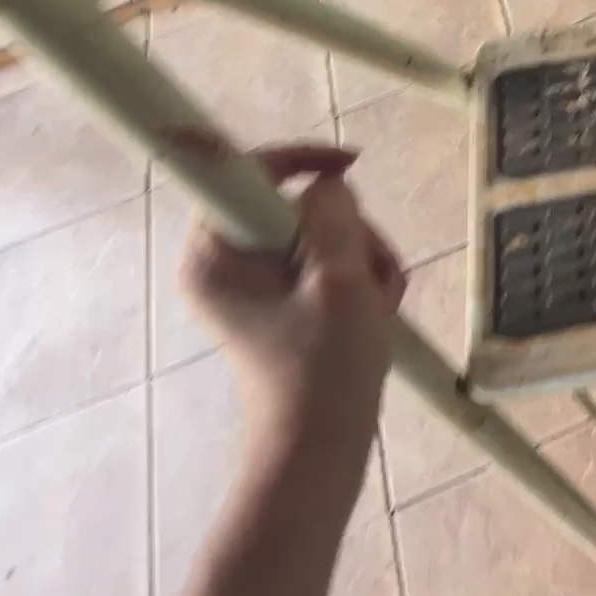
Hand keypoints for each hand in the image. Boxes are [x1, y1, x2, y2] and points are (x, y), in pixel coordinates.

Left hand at [180, 143, 405, 449]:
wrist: (324, 437)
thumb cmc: (325, 365)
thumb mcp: (340, 283)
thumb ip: (334, 221)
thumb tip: (328, 185)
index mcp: (217, 257)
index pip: (245, 175)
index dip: (298, 158)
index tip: (350, 164)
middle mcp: (227, 262)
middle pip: (299, 205)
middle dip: (350, 229)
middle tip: (373, 269)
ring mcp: (256, 282)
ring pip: (324, 231)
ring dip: (365, 255)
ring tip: (379, 298)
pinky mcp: (283, 297)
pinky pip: (330, 257)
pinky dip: (362, 273)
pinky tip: (375, 305)